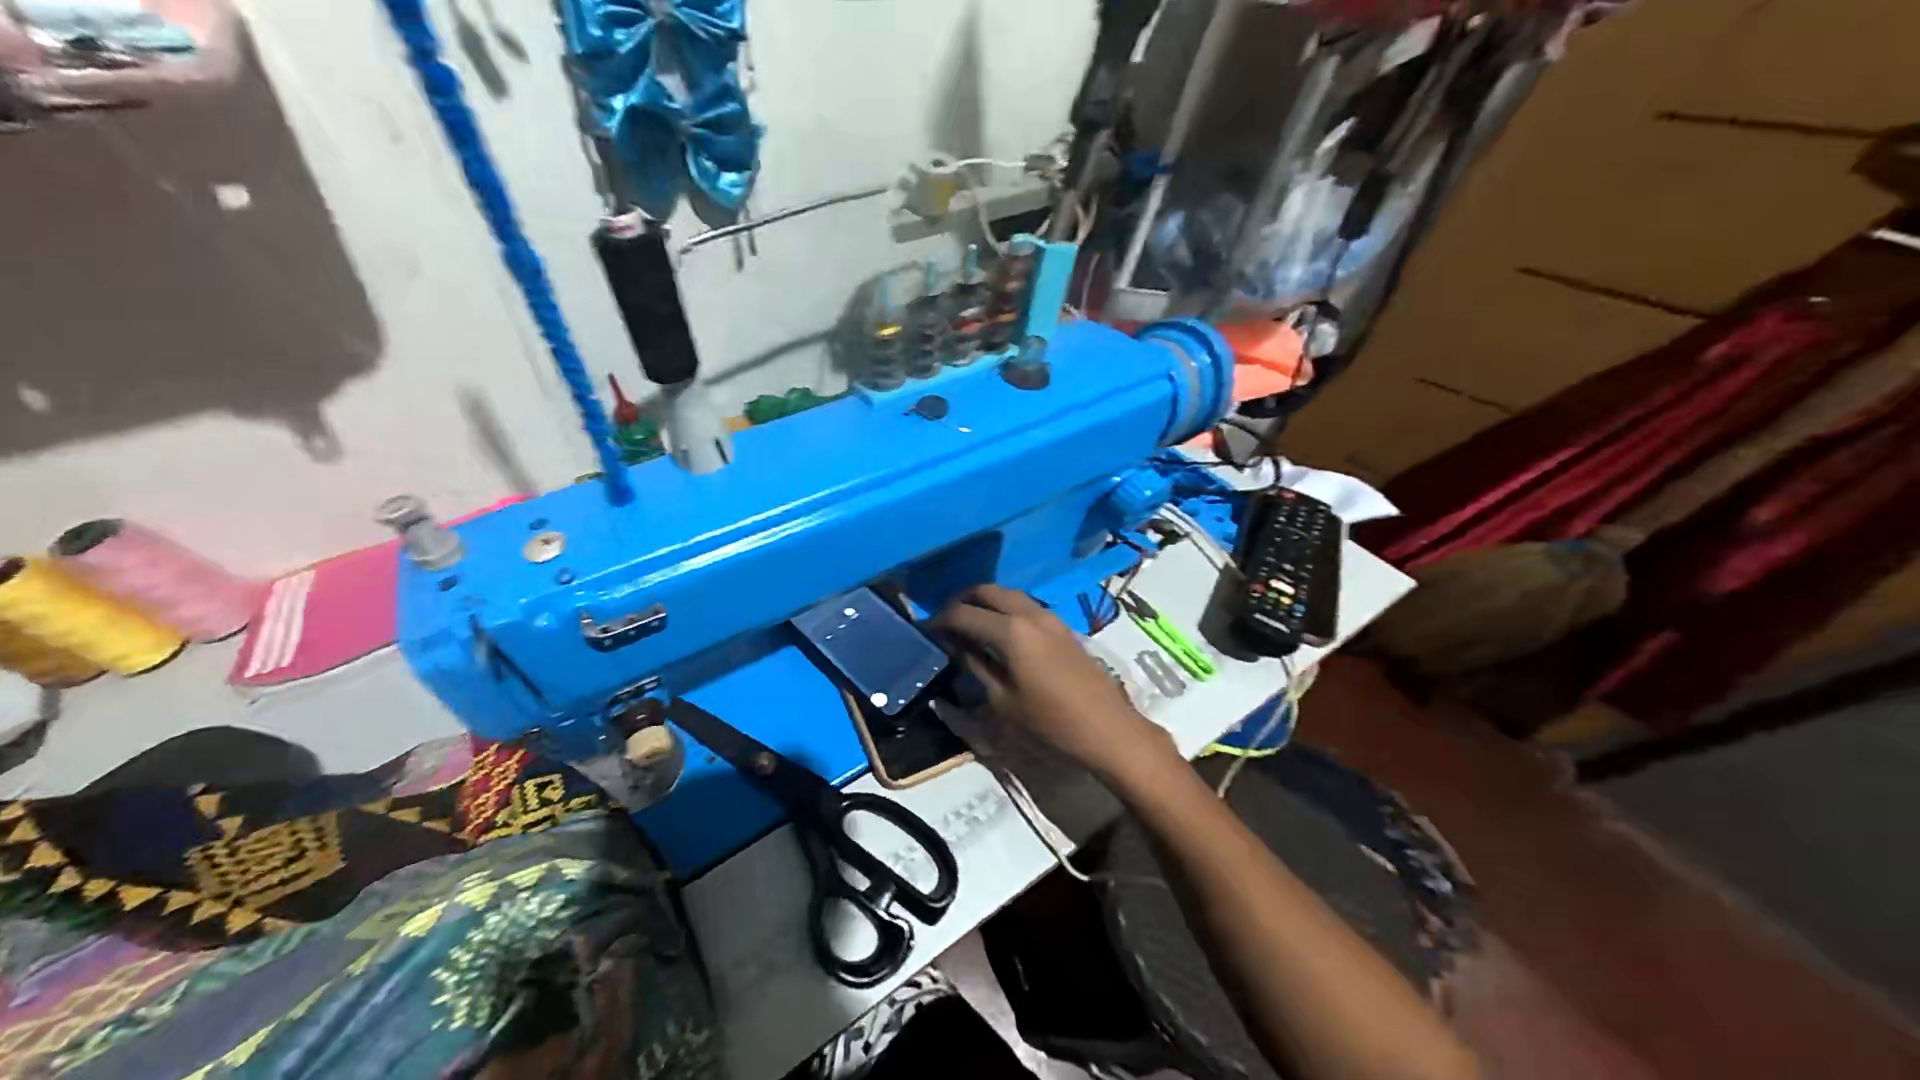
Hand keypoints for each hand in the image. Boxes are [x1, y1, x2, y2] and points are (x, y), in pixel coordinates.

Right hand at [933, 585, 1177, 782]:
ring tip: (969, 628)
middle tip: (945, 623)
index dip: (939, 620)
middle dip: (962, 602)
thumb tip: (956, 650)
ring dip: (986, 604)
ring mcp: (1051, 618)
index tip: (924, 631)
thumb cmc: (1051, 724)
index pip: (963, 613)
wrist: (1109, 731)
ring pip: (1009, 596)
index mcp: (1011, 630)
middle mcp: (1030, 613)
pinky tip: (999, 636)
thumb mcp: (1002, 703)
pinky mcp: (1063, 628)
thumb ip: (976, 669)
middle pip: (987, 592)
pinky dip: (1006, 611)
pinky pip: (1026, 607)